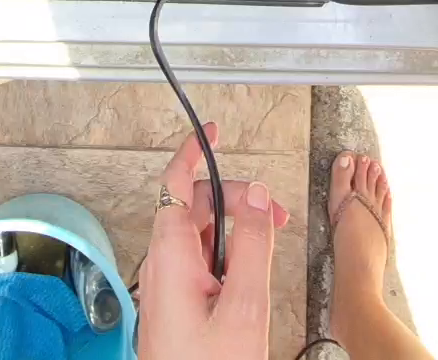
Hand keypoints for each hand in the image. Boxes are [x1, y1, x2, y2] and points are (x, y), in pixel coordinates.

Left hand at [138, 123, 291, 359]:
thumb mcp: (244, 305)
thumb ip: (253, 244)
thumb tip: (257, 195)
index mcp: (170, 256)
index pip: (176, 184)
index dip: (193, 151)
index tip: (211, 131)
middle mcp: (163, 264)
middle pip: (195, 206)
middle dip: (235, 197)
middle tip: (274, 212)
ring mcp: (168, 285)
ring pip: (200, 234)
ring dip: (234, 227)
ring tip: (268, 244)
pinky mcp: (177, 304)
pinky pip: (201, 260)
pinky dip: (227, 252)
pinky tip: (249, 271)